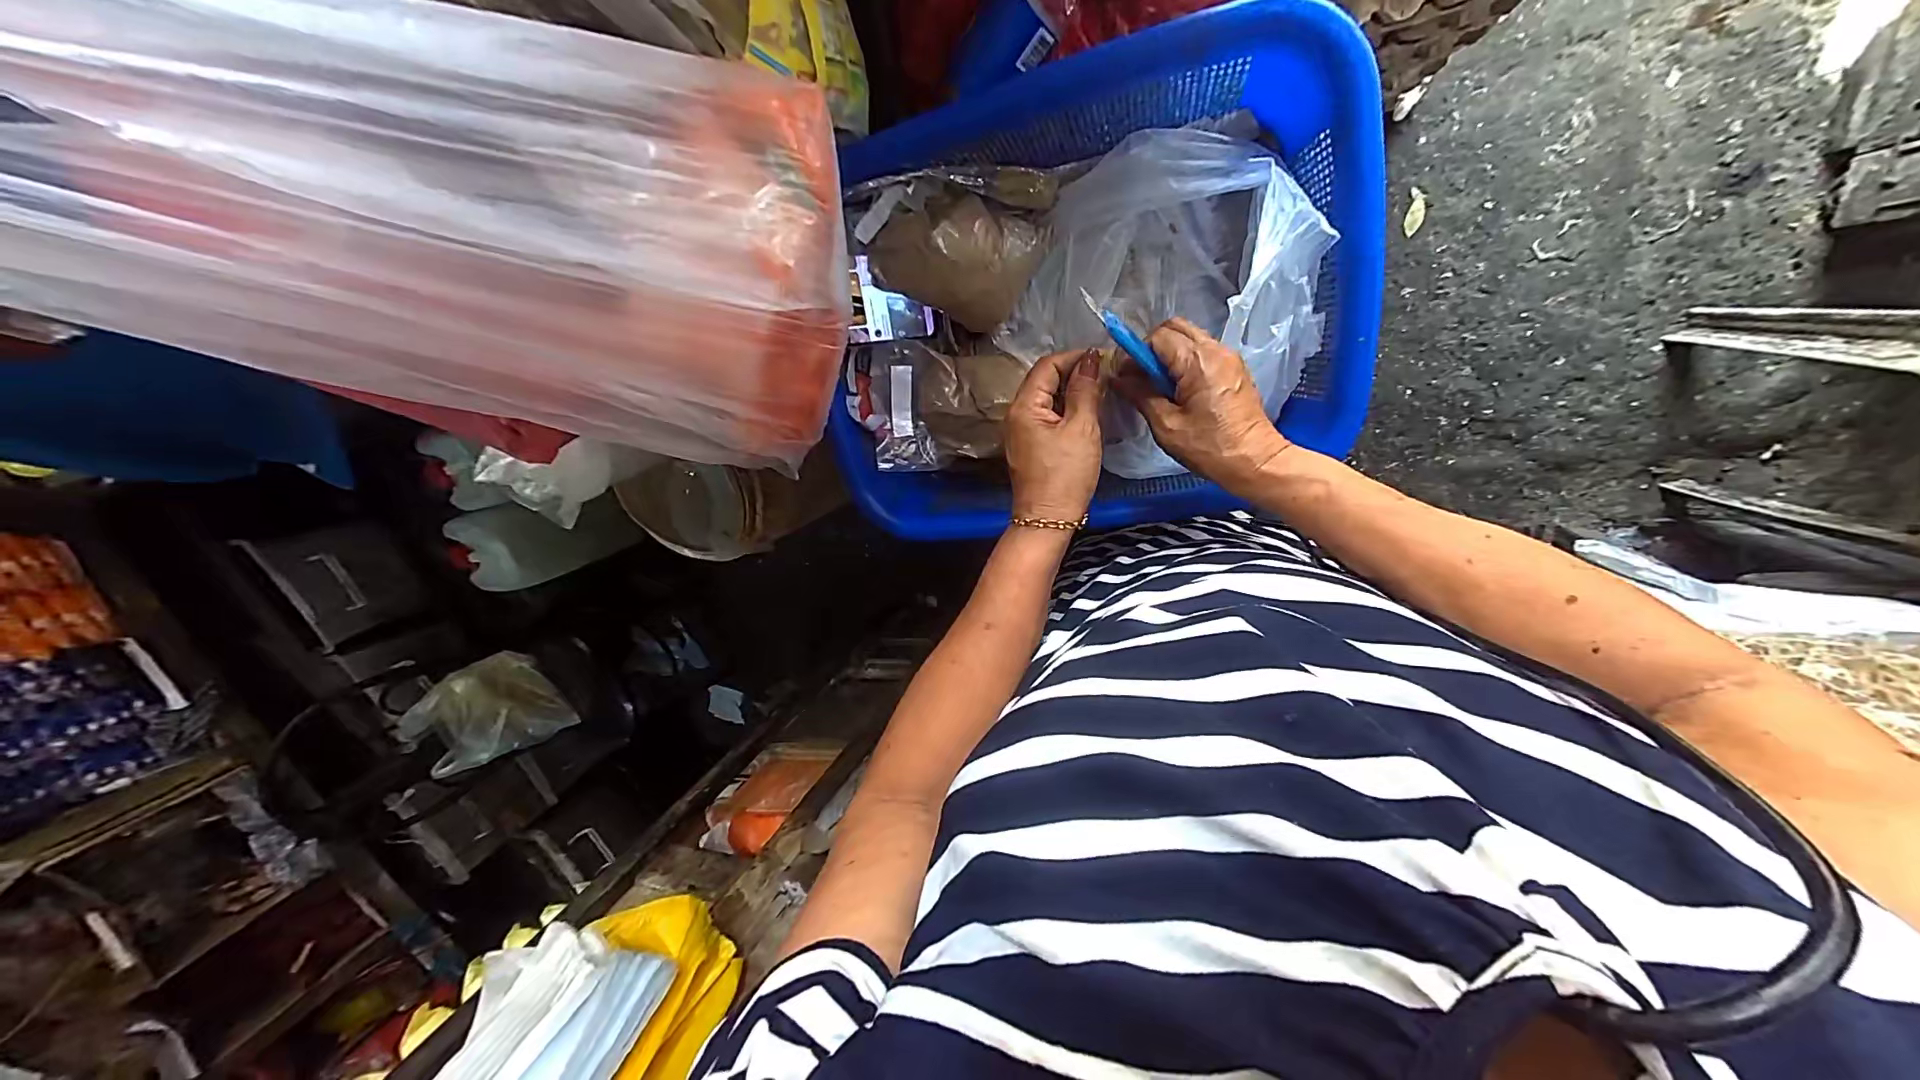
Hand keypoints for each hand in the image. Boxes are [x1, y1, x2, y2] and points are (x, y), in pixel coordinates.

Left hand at [1005, 349, 1104, 521]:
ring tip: (1099, 393)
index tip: (1102, 360)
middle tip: (1104, 376)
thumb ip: (1085, 390)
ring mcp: (1020, 431)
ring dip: (1071, 391)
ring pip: (1046, 398)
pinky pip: (1046, 416)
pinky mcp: (1029, 445)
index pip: (1047, 365)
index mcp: (1024, 406)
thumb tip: (1090, 360)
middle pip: (1044, 380)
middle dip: (1073, 373)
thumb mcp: (1081, 428)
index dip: (1074, 357)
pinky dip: (1065, 409)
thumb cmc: (1066, 475)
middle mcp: (1016, 414)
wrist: (1049, 519)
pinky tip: (1085, 413)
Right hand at [1113, 317, 1292, 495]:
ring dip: (1169, 354)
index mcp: (1197, 361)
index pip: (1157, 337)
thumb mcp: (1166, 425)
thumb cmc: (1210, 448)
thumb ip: (1140, 395)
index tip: (1126, 376)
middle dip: (1152, 347)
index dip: (1136, 353)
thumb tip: (1118, 379)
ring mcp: (1228, 357)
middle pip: (1175, 327)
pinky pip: (1203, 351)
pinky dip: (1185, 361)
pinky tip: (1179, 389)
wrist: (1255, 461)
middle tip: (1141, 376)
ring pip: (1189, 337)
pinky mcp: (1234, 368)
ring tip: (1160, 386)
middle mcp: (1216, 350)